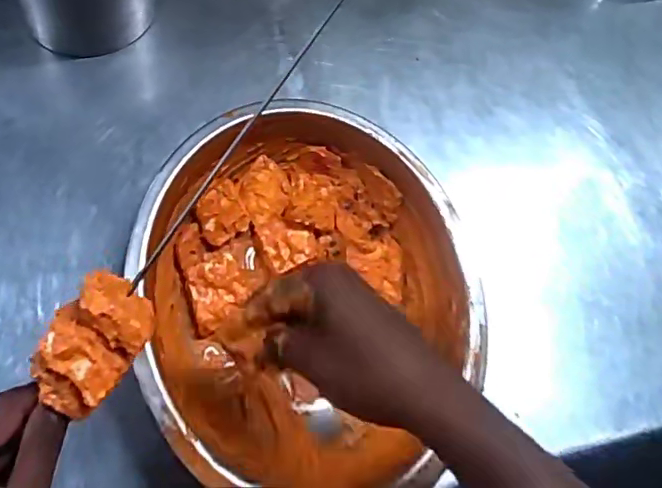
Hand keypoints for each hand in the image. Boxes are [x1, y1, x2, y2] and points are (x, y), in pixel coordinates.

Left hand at [0, 385, 66, 487]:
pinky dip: (2, 461)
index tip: (73, 390)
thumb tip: (60, 396)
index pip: (3, 406)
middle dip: (31, 420)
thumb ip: (40, 446)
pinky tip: (21, 471)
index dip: (41, 394)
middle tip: (66, 419)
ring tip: (47, 447)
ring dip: (18, 442)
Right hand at [245, 262, 466, 433]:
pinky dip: (315, 328)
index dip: (254, 314)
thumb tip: (263, 341)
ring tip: (280, 352)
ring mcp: (355, 289)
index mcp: (320, 278)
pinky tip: (311, 352)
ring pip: (312, 304)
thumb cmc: (362, 370)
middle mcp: (336, 274)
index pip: (274, 291)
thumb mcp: (312, 360)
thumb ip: (281, 345)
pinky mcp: (369, 308)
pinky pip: (330, 311)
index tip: (237, 333)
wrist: (424, 387)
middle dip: (274, 319)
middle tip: (256, 345)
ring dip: (295, 326)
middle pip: (293, 293)